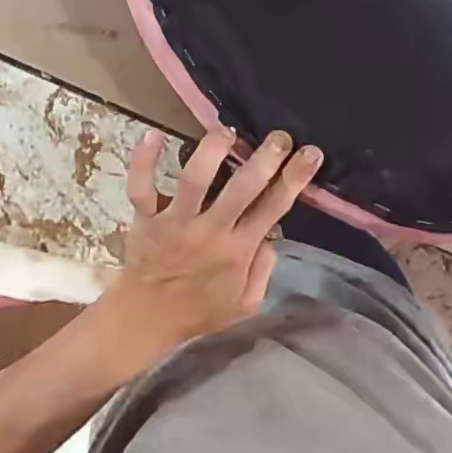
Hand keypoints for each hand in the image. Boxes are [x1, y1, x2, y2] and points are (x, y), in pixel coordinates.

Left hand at [94, 127, 322, 362]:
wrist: (146, 320)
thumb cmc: (199, 311)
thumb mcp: (246, 303)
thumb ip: (264, 269)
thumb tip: (271, 233)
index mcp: (238, 250)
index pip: (273, 207)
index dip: (295, 178)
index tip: (310, 154)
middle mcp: (210, 231)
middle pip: (242, 188)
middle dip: (265, 158)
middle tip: (279, 137)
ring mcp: (176, 223)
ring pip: (193, 180)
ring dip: (211, 152)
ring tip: (226, 132)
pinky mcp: (146, 219)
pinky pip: (141, 187)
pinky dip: (143, 161)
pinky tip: (153, 134)